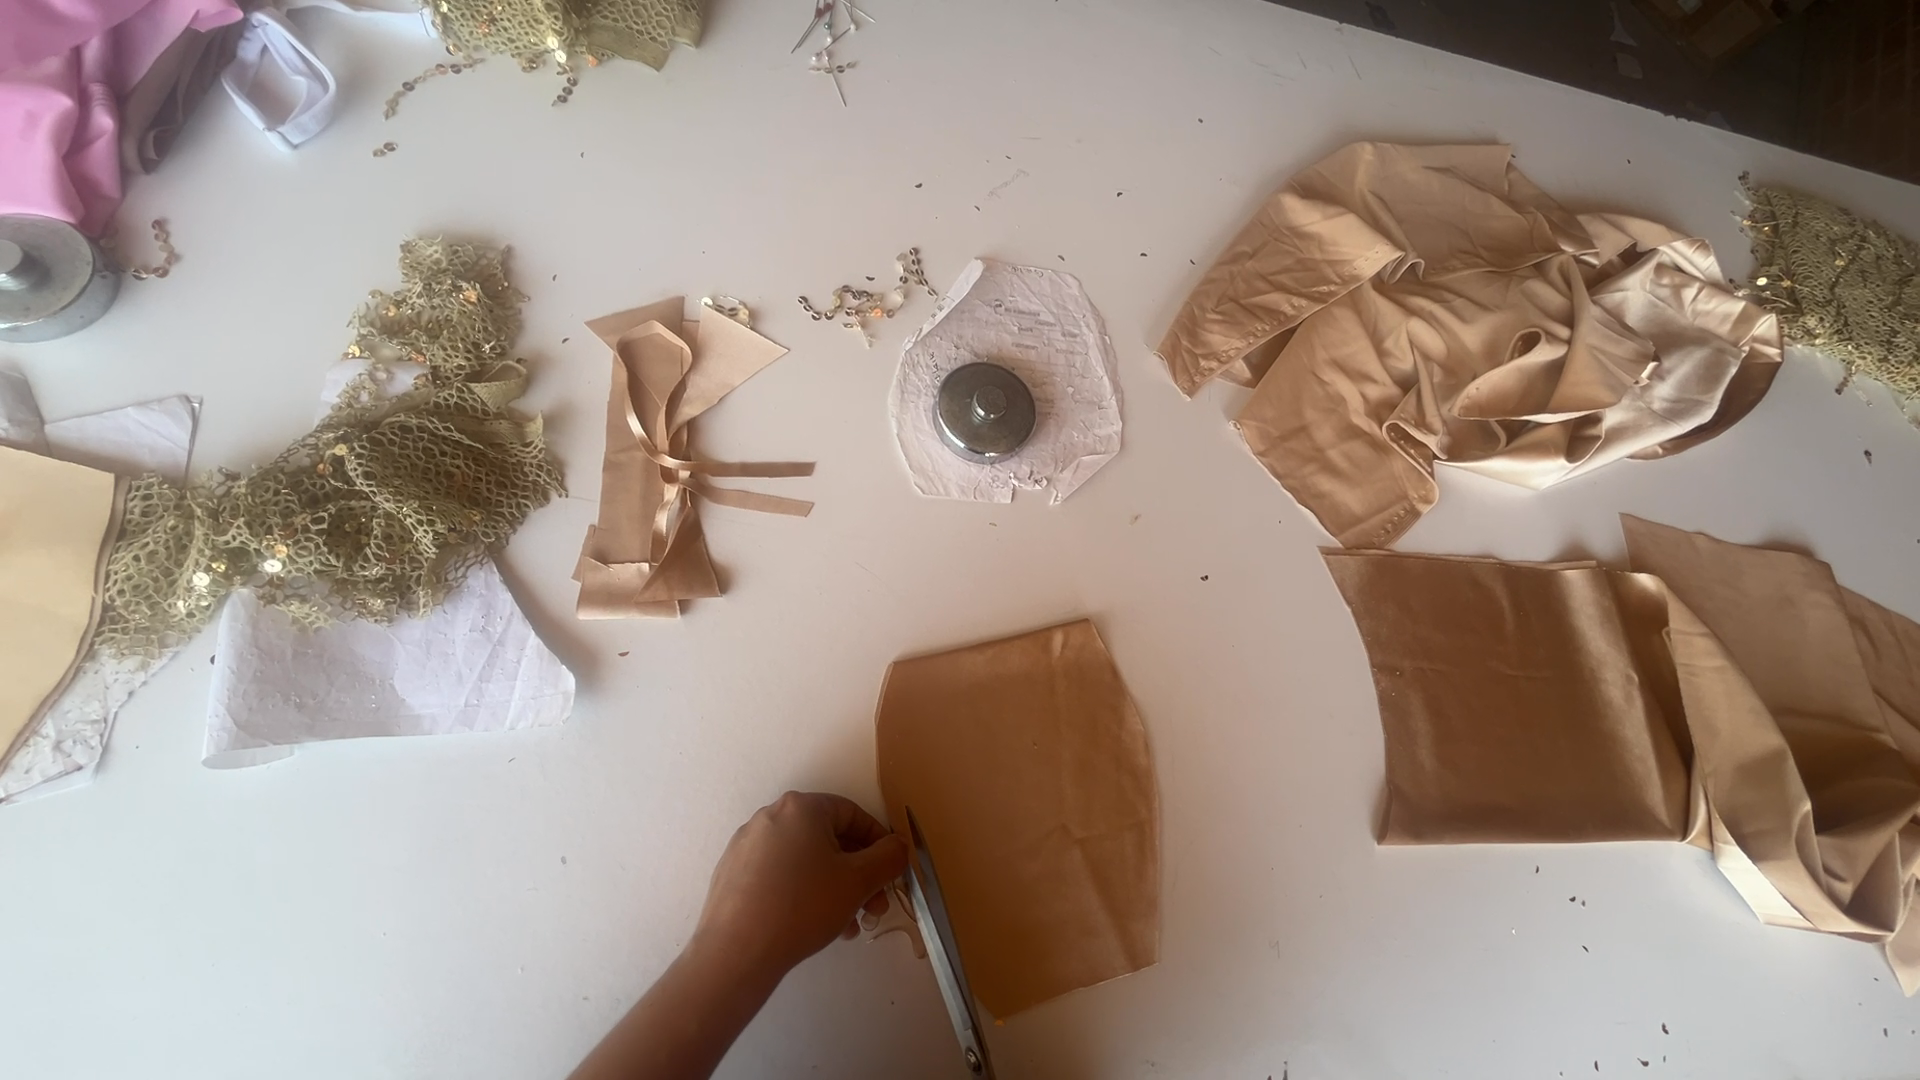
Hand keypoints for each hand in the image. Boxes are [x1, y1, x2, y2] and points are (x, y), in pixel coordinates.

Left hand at [691, 791, 907, 983]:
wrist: (735, 954)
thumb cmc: (802, 906)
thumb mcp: (858, 882)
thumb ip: (888, 858)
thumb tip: (898, 846)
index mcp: (801, 807)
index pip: (853, 814)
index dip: (878, 843)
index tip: (889, 873)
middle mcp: (771, 816)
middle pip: (828, 839)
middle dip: (857, 874)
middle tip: (872, 908)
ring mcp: (747, 844)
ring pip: (805, 860)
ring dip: (833, 888)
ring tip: (846, 925)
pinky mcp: (732, 873)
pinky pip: (779, 875)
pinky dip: (802, 893)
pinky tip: (814, 926)